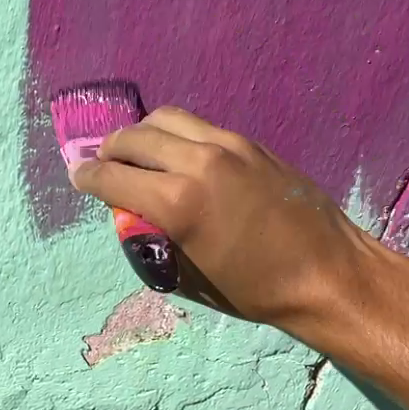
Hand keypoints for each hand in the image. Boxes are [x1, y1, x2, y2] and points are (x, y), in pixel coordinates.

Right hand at [66, 106, 389, 329]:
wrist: (330, 274)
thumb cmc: (254, 290)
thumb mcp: (186, 274)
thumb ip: (149, 234)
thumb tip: (128, 209)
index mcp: (177, 203)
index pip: (111, 177)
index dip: (86, 177)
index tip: (78, 177)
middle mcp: (197, 163)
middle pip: (132, 138)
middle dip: (108, 151)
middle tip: (104, 165)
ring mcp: (227, 146)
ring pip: (163, 119)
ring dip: (141, 134)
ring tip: (138, 152)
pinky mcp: (248, 142)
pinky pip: (196, 125)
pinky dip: (174, 135)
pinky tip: (177, 154)